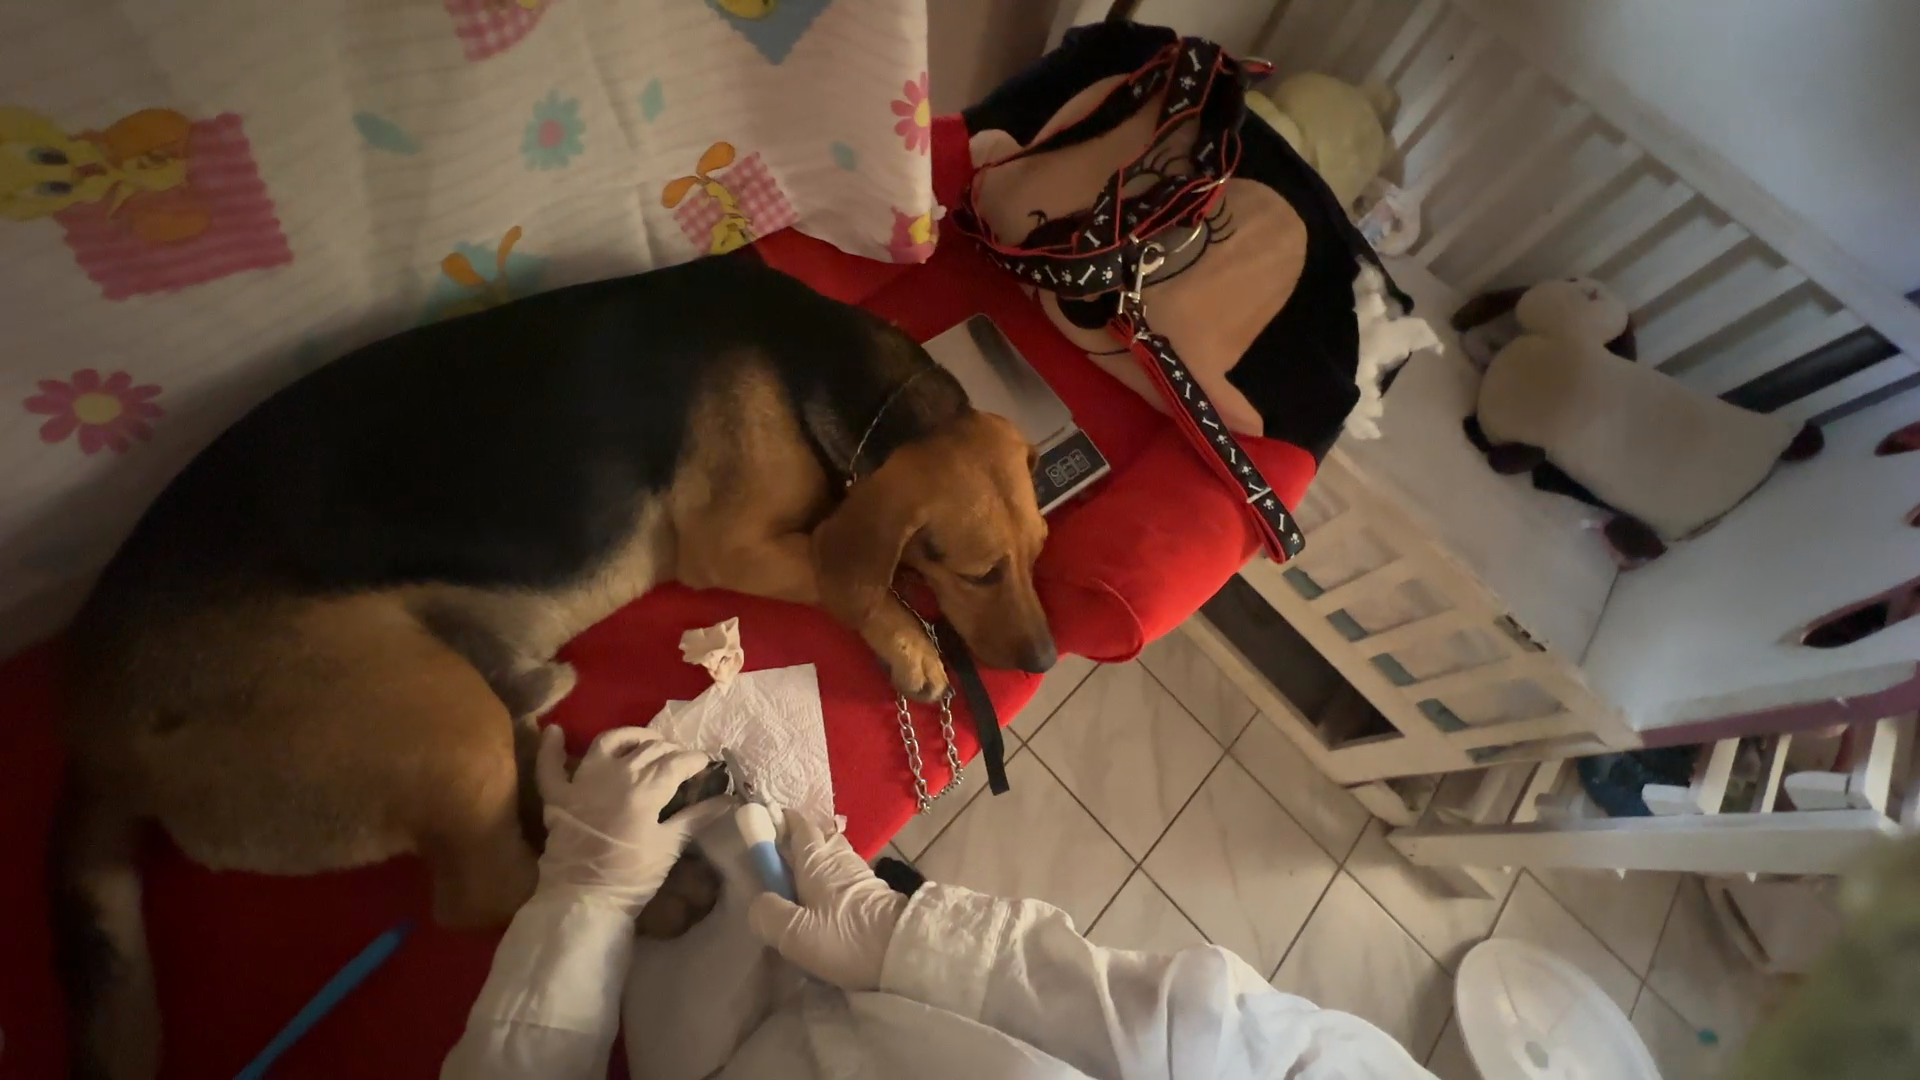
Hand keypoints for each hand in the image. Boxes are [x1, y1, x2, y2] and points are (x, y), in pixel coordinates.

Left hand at [534, 725, 728, 915]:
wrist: (581, 904)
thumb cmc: (631, 878)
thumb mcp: (669, 846)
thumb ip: (697, 817)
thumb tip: (728, 800)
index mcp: (646, 789)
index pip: (678, 762)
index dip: (696, 760)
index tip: (706, 766)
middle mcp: (616, 775)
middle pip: (651, 748)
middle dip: (672, 750)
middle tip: (682, 762)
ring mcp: (584, 782)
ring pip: (611, 741)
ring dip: (632, 736)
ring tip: (645, 742)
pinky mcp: (559, 797)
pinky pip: (550, 767)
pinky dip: (552, 749)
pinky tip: (556, 731)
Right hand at [745, 815, 907, 989]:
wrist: (900, 948)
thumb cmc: (844, 936)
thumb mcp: (795, 933)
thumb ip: (768, 913)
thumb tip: (758, 902)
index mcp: (817, 857)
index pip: (798, 824)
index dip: (780, 821)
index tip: (761, 827)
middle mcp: (838, 855)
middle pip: (814, 838)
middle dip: (794, 845)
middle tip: (773, 868)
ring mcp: (856, 869)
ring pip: (828, 856)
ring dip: (811, 865)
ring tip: (793, 892)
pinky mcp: (868, 888)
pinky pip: (840, 873)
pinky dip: (826, 880)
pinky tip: (819, 903)